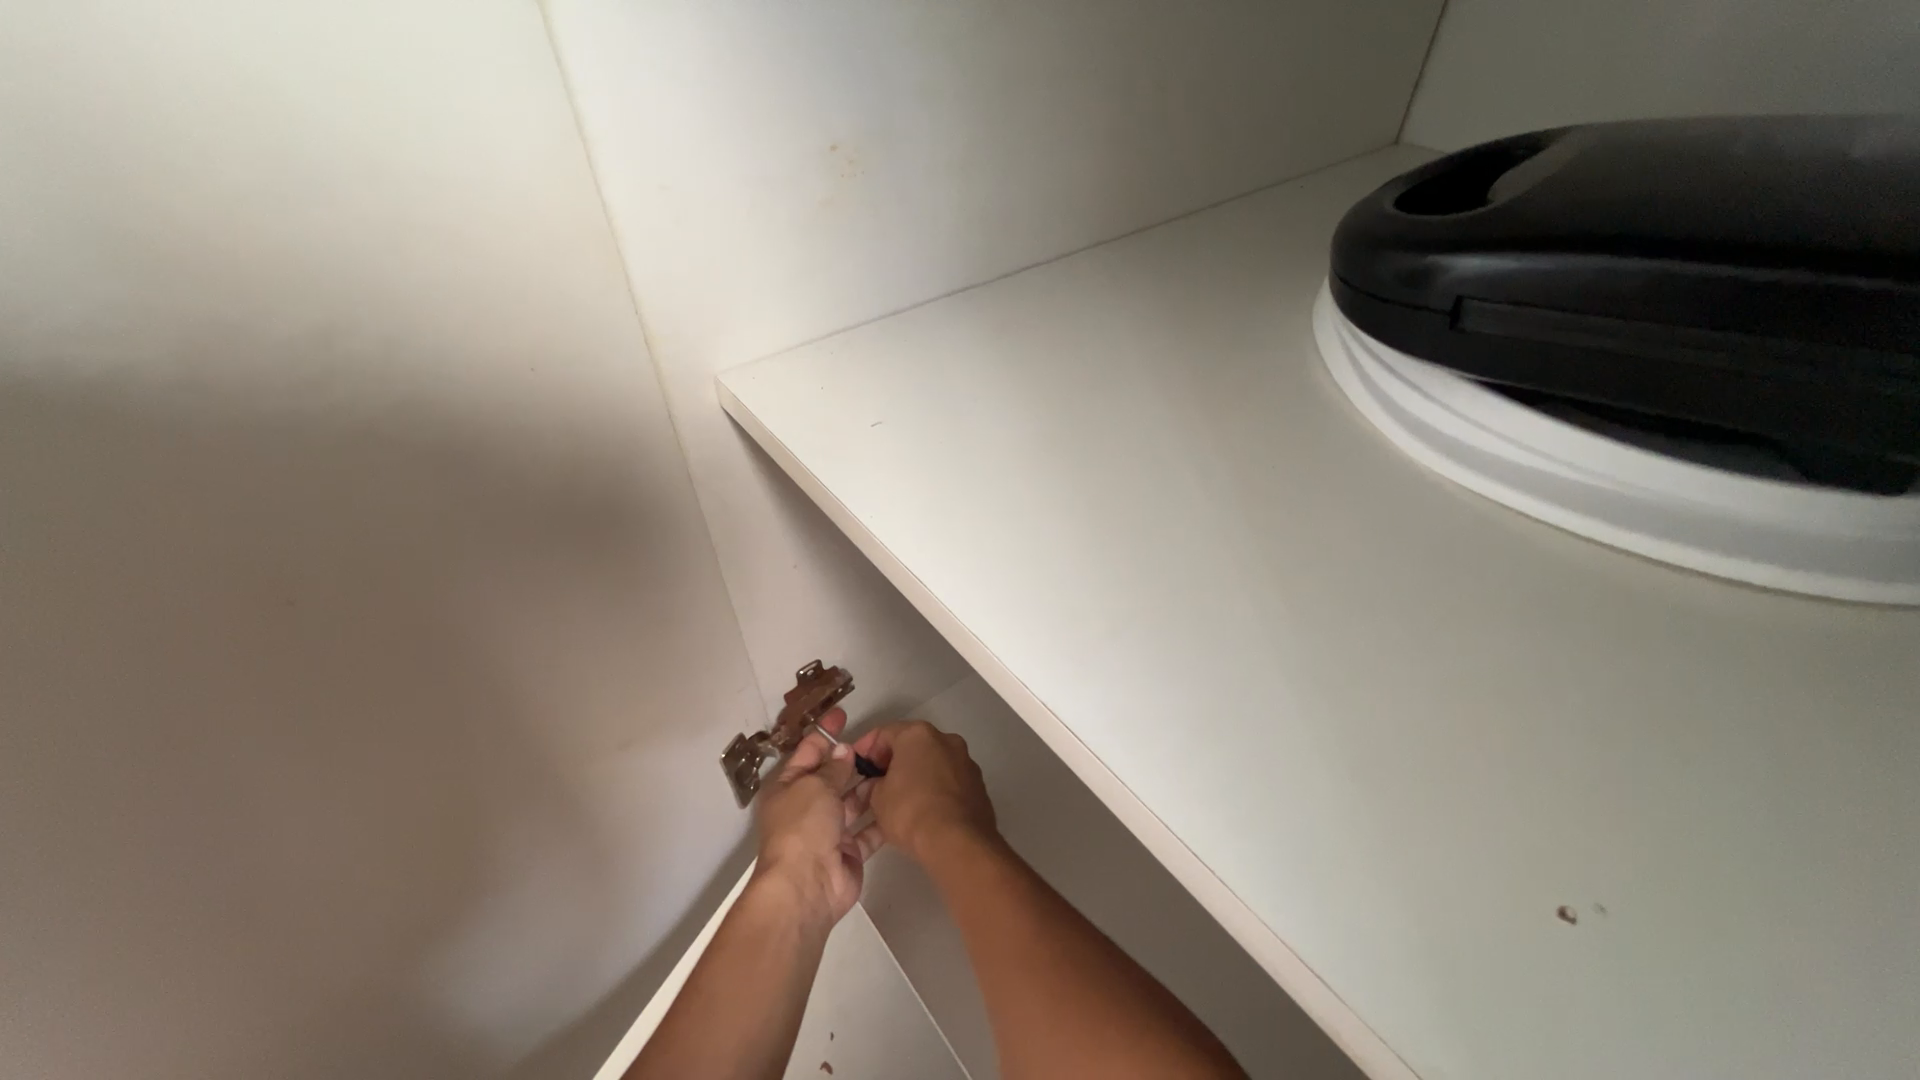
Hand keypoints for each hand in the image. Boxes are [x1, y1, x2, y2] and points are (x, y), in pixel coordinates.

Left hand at [751, 708, 883, 926]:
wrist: (807, 886)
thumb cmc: (804, 827)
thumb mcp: (815, 786)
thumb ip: (834, 767)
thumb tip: (843, 750)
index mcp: (789, 787)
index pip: (808, 752)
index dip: (826, 733)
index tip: (844, 715)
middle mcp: (806, 807)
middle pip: (832, 777)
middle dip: (852, 761)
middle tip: (882, 744)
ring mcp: (828, 832)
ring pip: (852, 802)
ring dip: (870, 788)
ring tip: (896, 768)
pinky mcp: (848, 852)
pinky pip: (868, 830)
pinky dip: (881, 818)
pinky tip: (900, 801)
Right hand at [851, 720, 997, 863]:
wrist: (958, 841)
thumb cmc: (910, 811)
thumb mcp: (878, 799)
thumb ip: (873, 786)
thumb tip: (875, 786)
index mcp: (918, 735)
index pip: (885, 733)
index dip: (866, 749)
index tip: (855, 766)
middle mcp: (946, 740)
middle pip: (912, 745)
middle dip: (893, 762)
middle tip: (875, 782)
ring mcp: (966, 762)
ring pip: (933, 763)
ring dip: (916, 775)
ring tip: (900, 799)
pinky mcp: (978, 785)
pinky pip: (949, 781)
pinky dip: (935, 789)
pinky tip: (924, 810)